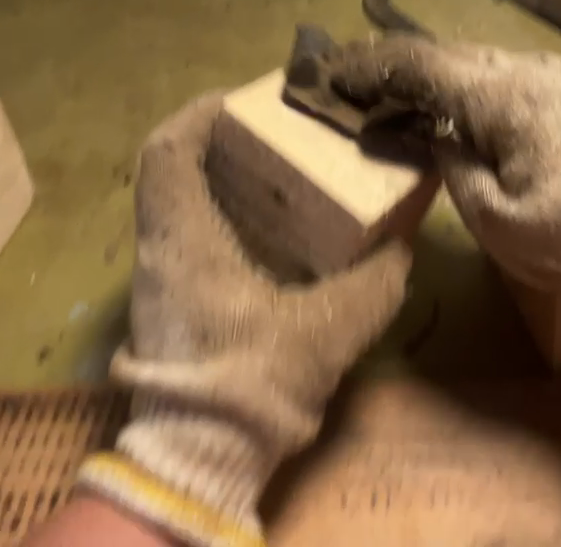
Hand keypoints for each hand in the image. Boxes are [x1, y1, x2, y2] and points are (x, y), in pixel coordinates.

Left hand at [78, 95, 411, 546]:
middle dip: (216, 139)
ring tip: (271, 165)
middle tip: (270, 129)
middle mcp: (160, 249)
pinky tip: (266, 222)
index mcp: (185, 241)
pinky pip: (185, 229)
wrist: (201, 460)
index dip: (199, 114)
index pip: (168, 152)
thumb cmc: (254, 385)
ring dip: (214, 173)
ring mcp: (158, 276)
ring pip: (175, 199)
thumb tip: (402, 240)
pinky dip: (217, 208)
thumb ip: (375, 281)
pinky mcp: (168, 299)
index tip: (241, 100)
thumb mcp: (329, 329)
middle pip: (170, 168)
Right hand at [332, 36, 560, 400]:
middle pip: (452, 56)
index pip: (423, 64)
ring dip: (442, 76)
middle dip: (403, 69)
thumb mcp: (491, 213)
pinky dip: (477, 85)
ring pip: (484, 62)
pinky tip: (463, 106)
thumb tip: (429, 128)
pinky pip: (513, 75)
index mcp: (504, 95)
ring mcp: (560, 75)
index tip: (333, 72)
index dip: (372, 67)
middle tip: (362, 85)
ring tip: (405, 96)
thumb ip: (451, 159)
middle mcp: (531, 69)